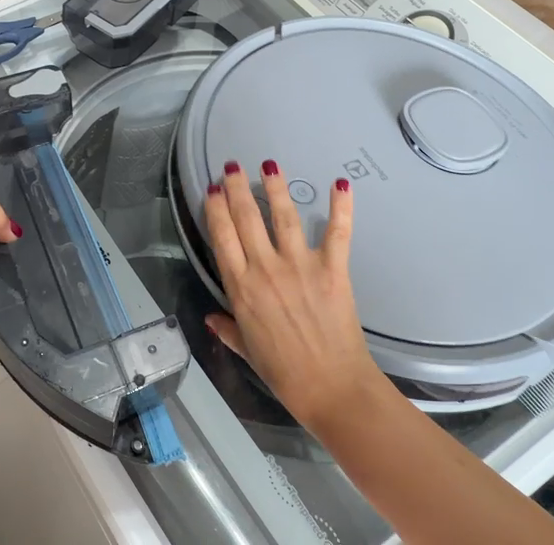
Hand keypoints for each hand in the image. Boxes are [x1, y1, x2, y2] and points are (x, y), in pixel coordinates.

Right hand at [204, 160, 381, 431]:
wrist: (331, 389)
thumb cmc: (284, 373)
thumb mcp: (247, 351)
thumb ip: (228, 329)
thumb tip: (212, 318)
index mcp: (240, 288)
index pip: (222, 236)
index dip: (215, 209)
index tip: (212, 189)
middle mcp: (265, 269)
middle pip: (246, 218)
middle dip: (237, 188)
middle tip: (231, 166)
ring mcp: (299, 266)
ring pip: (282, 216)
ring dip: (275, 187)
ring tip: (268, 164)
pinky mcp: (332, 270)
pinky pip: (337, 232)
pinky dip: (341, 207)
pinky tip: (340, 183)